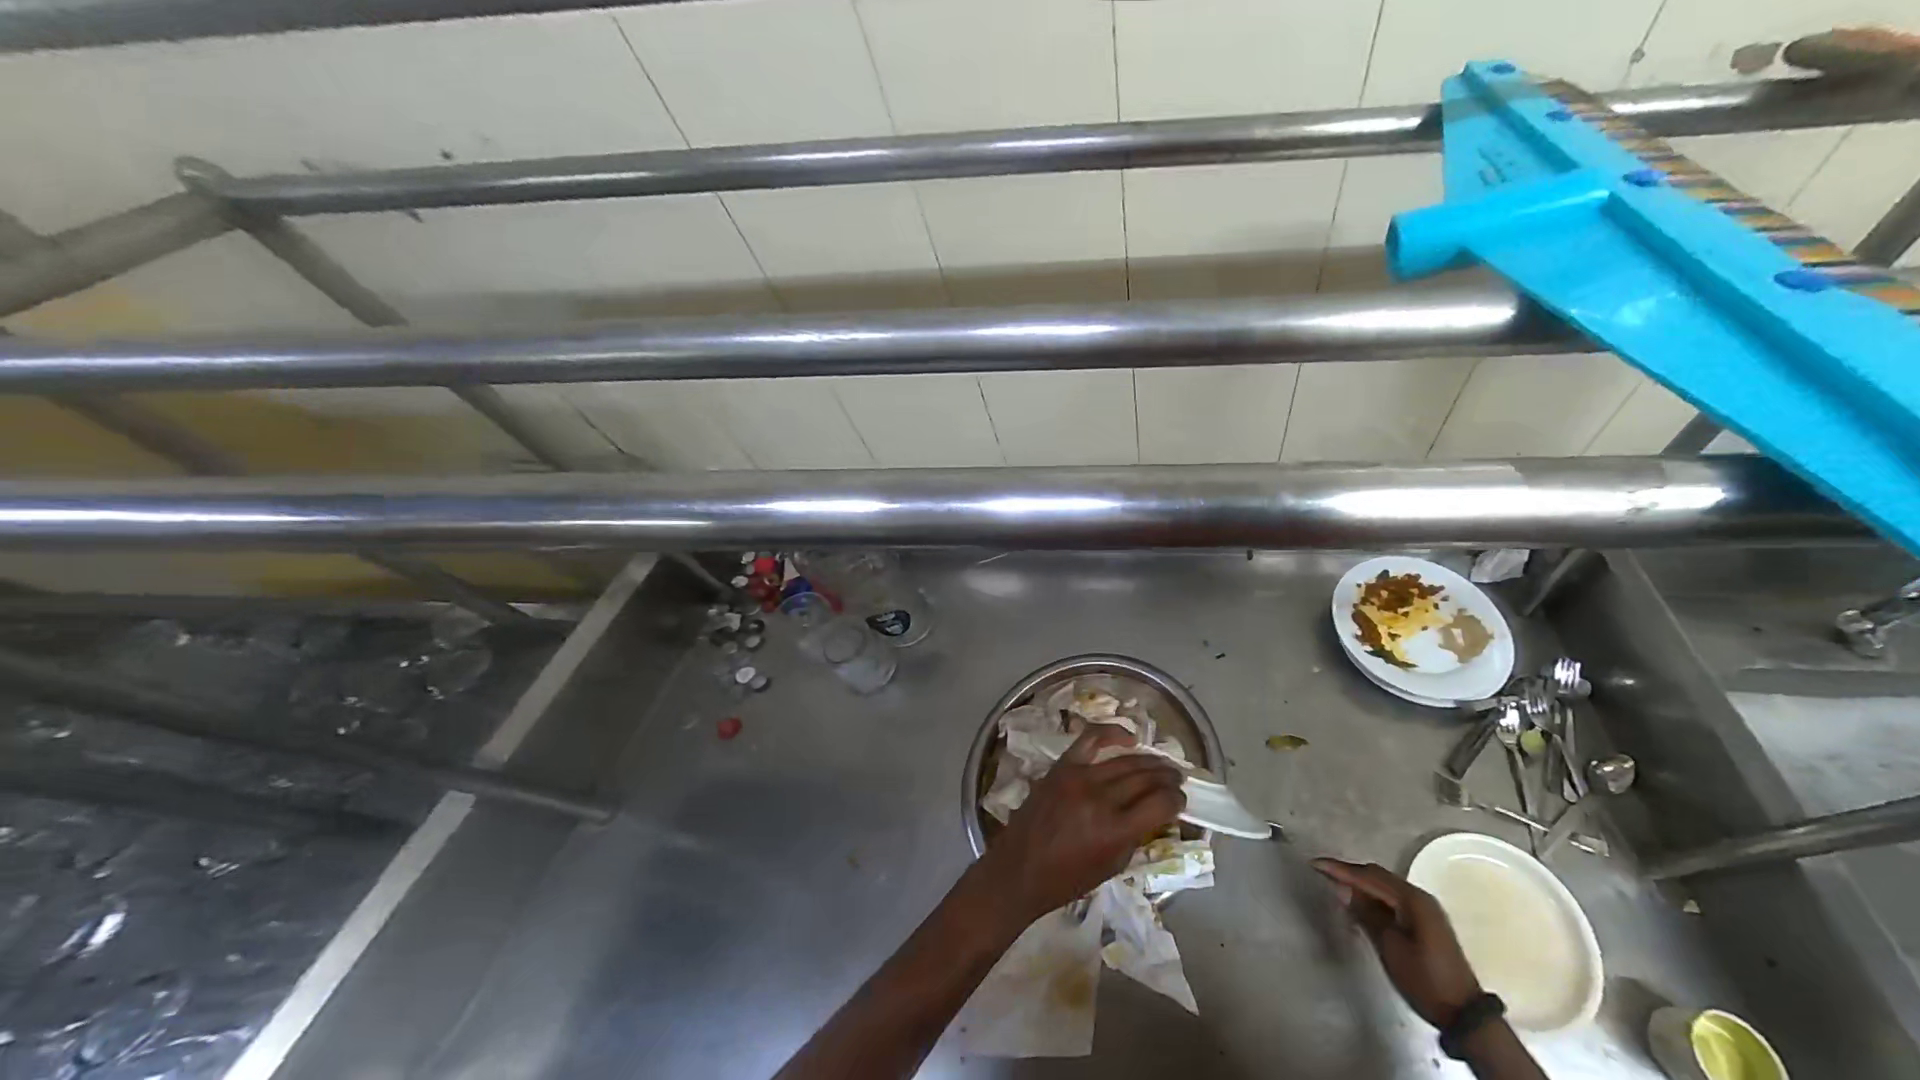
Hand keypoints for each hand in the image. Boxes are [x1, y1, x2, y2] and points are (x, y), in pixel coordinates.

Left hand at [977, 727, 1185, 922]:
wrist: (1019, 868)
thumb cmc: (1067, 878)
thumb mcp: (1112, 865)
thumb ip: (1136, 835)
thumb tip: (1155, 813)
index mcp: (1116, 831)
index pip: (1161, 804)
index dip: (1177, 800)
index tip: (1181, 800)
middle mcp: (1101, 799)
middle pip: (1145, 778)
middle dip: (1167, 779)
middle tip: (1177, 779)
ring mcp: (1079, 778)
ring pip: (1125, 761)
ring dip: (1149, 761)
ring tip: (1163, 765)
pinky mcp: (1061, 767)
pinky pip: (1090, 740)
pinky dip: (1112, 733)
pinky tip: (1130, 736)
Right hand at [1312, 859, 1481, 1027]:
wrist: (1464, 1014)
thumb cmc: (1424, 979)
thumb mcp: (1389, 946)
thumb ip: (1366, 913)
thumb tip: (1343, 888)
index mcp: (1413, 900)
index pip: (1369, 876)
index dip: (1340, 869)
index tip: (1314, 864)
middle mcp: (1420, 897)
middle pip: (1378, 877)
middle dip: (1349, 873)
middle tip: (1321, 873)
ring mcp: (1424, 910)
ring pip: (1384, 887)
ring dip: (1360, 884)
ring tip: (1334, 885)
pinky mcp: (1424, 922)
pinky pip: (1391, 899)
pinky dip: (1372, 897)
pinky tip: (1358, 904)